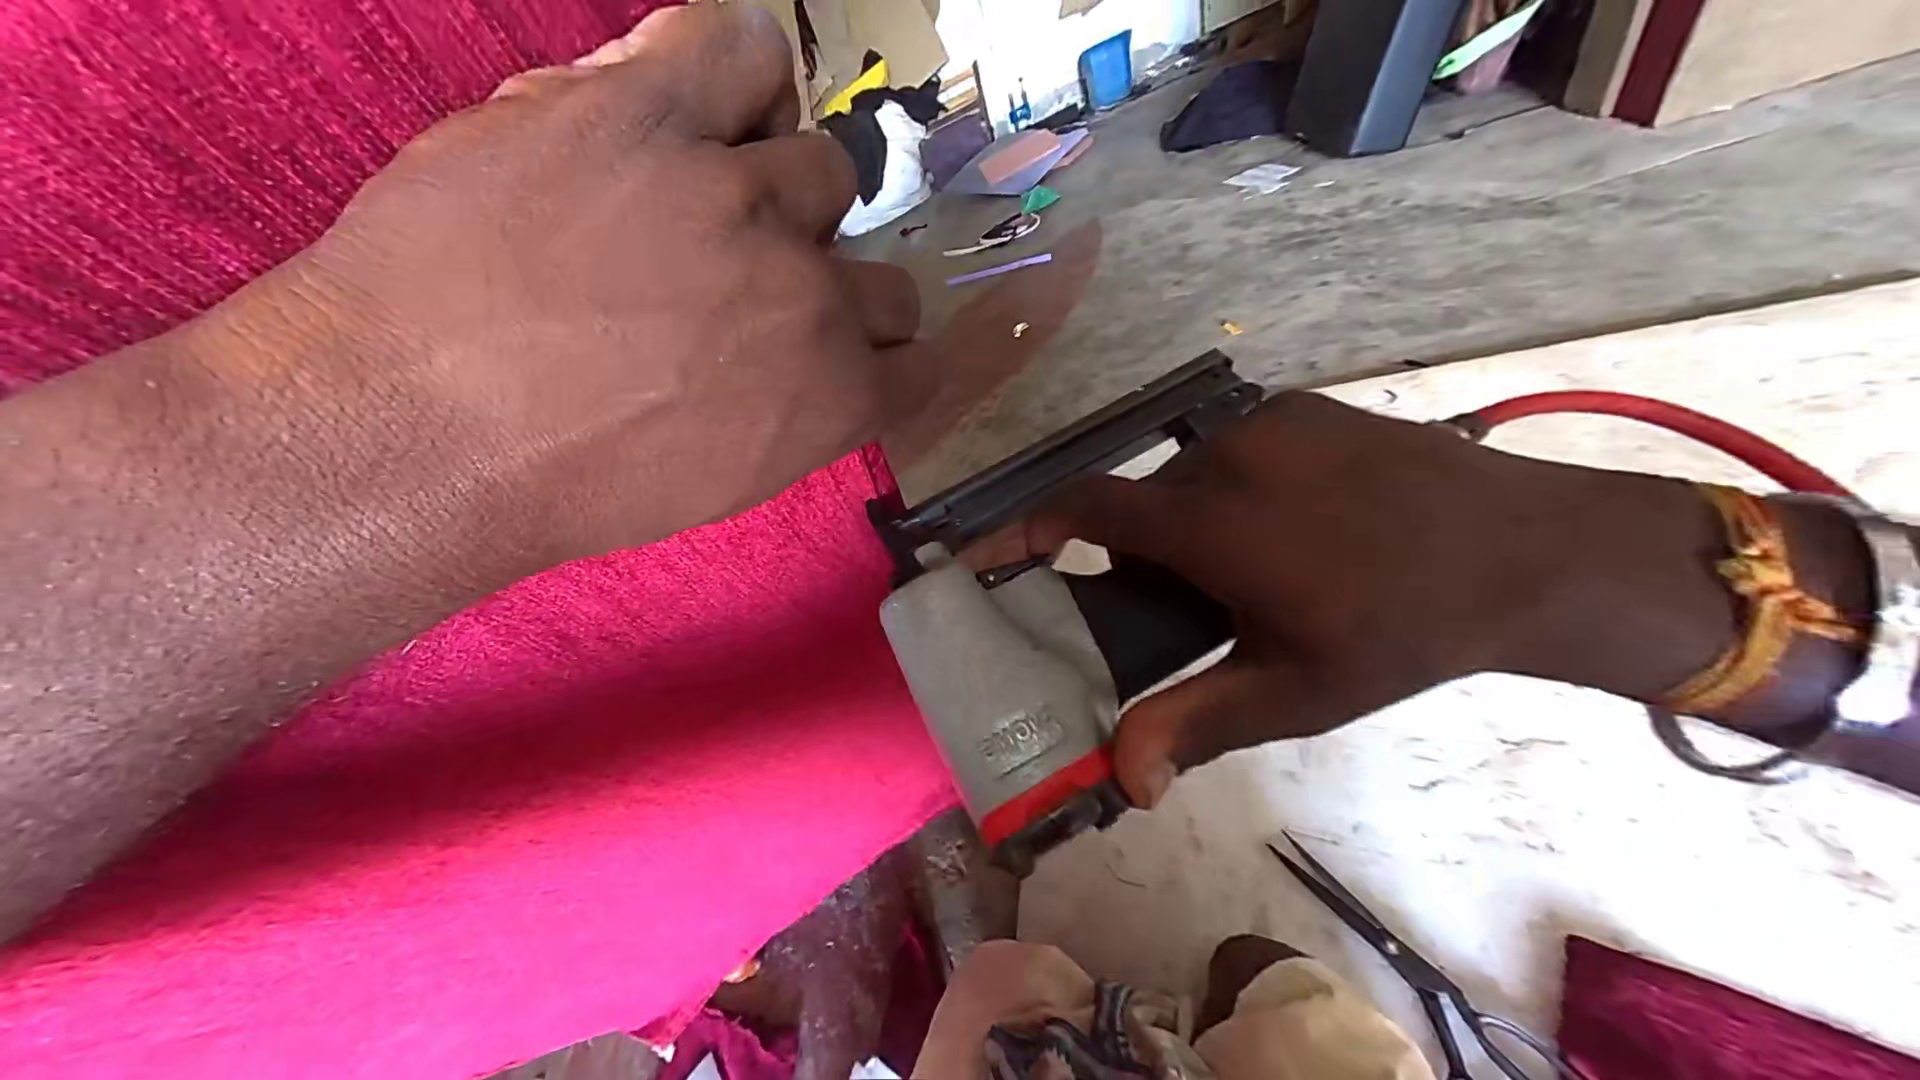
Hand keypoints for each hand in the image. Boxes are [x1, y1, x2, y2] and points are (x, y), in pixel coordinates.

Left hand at [206, 2, 921, 559]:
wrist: (421, 432)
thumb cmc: (581, 483)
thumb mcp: (731, 477)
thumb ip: (808, 414)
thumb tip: (832, 364)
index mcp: (837, 397)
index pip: (920, 364)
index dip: (890, 364)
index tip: (854, 361)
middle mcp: (815, 296)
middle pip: (887, 280)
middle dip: (837, 296)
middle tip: (762, 302)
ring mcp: (739, 198)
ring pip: (825, 170)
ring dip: (786, 201)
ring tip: (714, 213)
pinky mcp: (645, 114)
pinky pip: (741, 47)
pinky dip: (742, 75)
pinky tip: (703, 112)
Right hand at [1018, 392, 1748, 805]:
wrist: (1532, 554)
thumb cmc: (1401, 632)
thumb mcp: (1293, 691)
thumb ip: (1194, 723)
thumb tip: (1124, 783)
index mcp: (1213, 524)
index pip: (1085, 509)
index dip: (1027, 526)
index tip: (992, 549)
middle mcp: (1224, 456)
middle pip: (1137, 505)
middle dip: (1133, 552)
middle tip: (1172, 602)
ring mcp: (1264, 421)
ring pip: (1180, 476)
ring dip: (1181, 521)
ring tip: (1237, 568)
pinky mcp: (1297, 406)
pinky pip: (1227, 450)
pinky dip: (1222, 488)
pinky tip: (1281, 524)